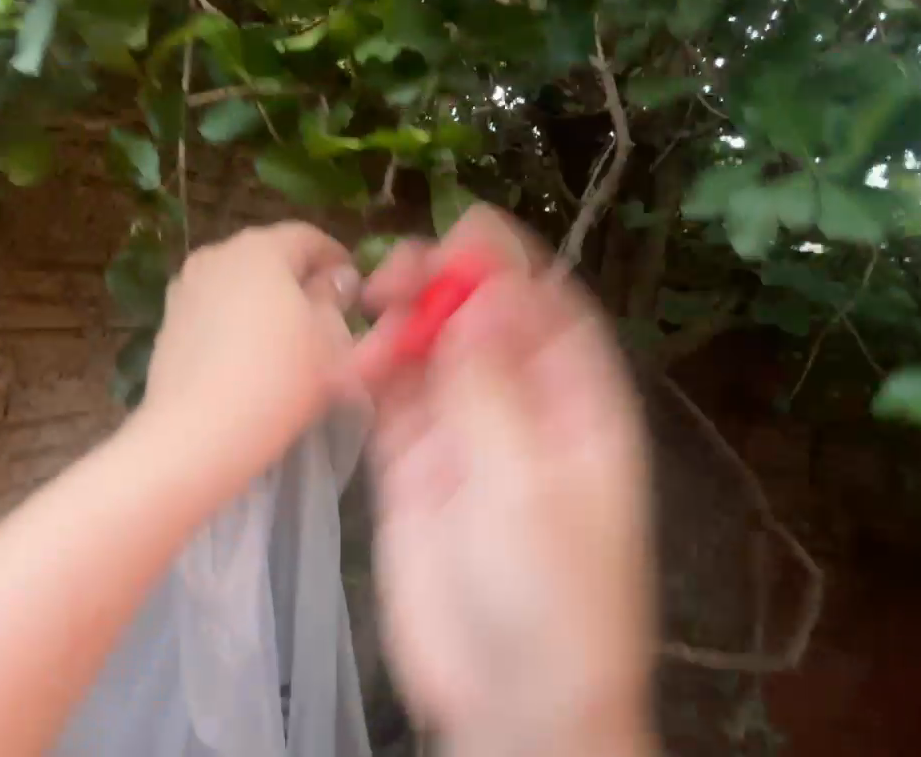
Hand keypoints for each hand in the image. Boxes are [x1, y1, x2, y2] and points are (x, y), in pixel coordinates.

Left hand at [130, 222, 358, 502]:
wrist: (198, 431)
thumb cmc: (278, 378)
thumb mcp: (330, 339)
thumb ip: (334, 299)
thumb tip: (334, 279)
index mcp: (259, 248)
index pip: (308, 237)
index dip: (336, 259)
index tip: (355, 290)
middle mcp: (215, 255)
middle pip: (267, 256)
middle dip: (297, 278)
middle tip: (324, 315)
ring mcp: (184, 288)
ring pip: (236, 282)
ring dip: (262, 299)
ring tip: (285, 339)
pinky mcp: (166, 321)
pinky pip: (211, 309)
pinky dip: (232, 321)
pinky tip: (246, 356)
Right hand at [352, 207, 655, 756]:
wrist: (502, 695)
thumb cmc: (548, 594)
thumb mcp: (529, 485)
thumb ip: (494, 386)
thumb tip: (484, 291)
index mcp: (576, 407)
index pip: (549, 311)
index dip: (511, 264)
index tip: (462, 225)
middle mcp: (519, 407)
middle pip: (479, 321)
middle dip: (442, 287)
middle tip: (395, 273)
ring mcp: (461, 432)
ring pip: (427, 352)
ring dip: (397, 325)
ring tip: (364, 320)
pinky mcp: (411, 459)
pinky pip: (388, 398)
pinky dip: (366, 372)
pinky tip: (344, 366)